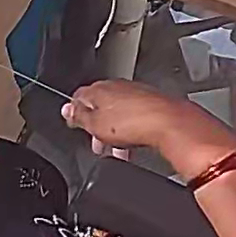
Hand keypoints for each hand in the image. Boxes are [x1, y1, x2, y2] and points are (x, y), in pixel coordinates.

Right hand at [61, 79, 235, 178]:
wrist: (168, 122)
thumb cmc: (133, 121)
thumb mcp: (95, 125)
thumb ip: (79, 116)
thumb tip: (67, 109)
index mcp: (99, 88)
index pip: (79, 96)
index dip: (75, 112)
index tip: (75, 125)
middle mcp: (117, 86)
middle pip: (99, 105)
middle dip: (96, 125)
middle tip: (96, 143)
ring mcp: (135, 93)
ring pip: (117, 112)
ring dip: (114, 131)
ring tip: (116, 150)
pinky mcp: (151, 103)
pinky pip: (134, 116)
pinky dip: (130, 130)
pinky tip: (133, 144)